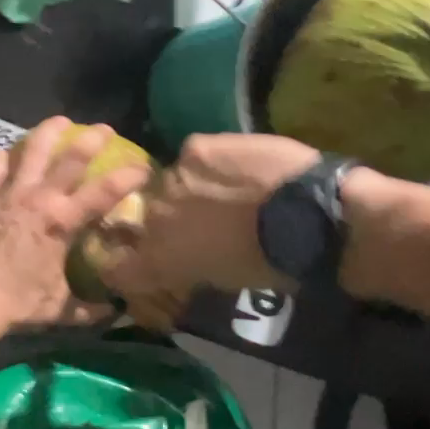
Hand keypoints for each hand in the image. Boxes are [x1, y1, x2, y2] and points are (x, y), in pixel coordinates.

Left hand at [0, 117, 150, 332]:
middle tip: (106, 129)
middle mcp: (39, 200)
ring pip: (31, 150)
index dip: (129, 175)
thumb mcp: (61, 309)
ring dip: (48, 131)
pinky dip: (3, 157)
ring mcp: (10, 195)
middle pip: (70, 157)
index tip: (145, 167)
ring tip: (60, 121)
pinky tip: (6, 149)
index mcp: (62, 223)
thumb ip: (91, 309)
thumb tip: (116, 312)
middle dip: (92, 138)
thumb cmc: (17, 305)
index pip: (105, 191)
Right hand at [100, 133, 322, 328]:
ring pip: (175, 182)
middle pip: (153, 217)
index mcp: (162, 259)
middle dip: (173, 220)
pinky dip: (215, 163)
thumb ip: (195, 269)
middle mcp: (156, 218)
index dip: (126, 265)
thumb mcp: (226, 280)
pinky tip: (240, 167)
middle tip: (205, 222)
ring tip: (227, 190)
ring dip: (193, 189)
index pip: (120, 268)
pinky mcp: (197, 147)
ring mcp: (174, 179)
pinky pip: (197, 156)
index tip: (142, 262)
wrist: (309, 216)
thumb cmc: (273, 263)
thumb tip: (192, 262)